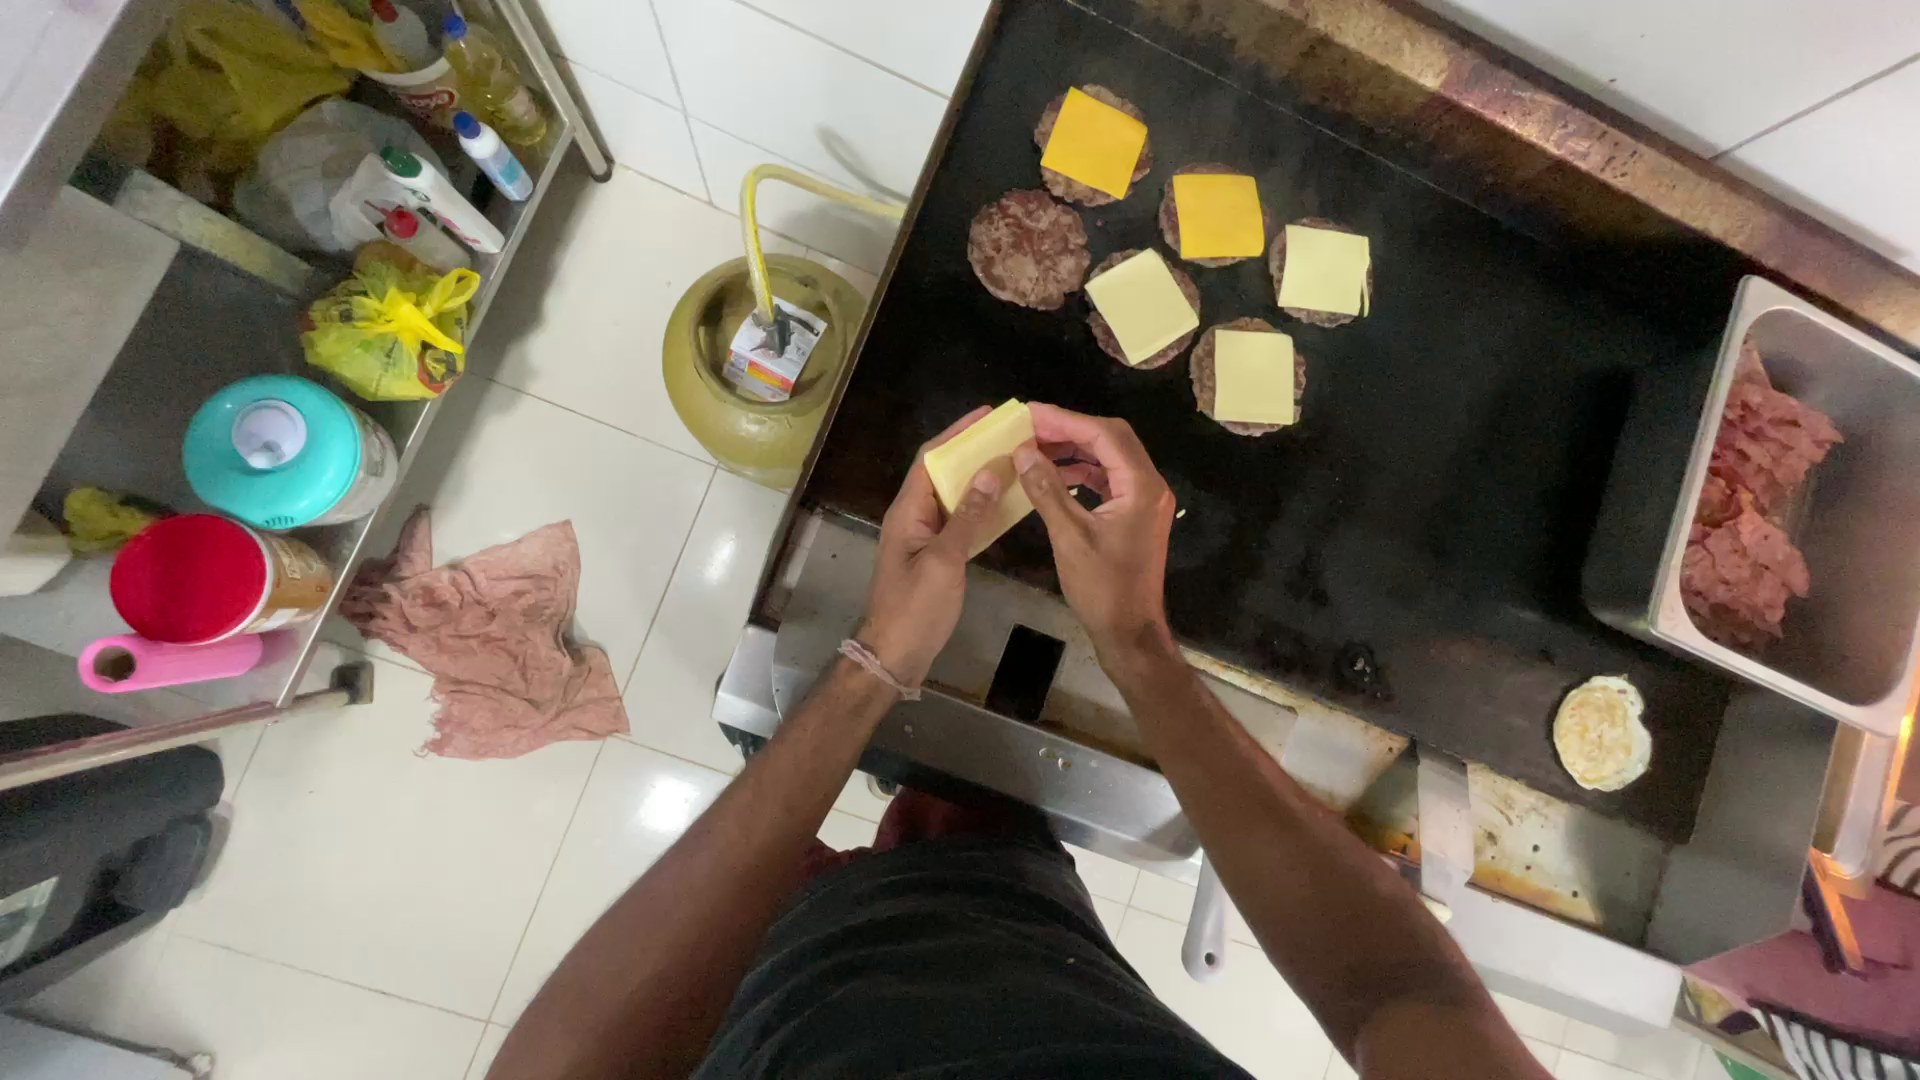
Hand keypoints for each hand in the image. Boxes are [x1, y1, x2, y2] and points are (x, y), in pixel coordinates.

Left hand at [857, 405, 1003, 686]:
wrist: (895, 654)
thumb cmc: (915, 608)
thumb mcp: (945, 561)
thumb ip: (967, 516)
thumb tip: (989, 472)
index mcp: (907, 511)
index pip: (930, 458)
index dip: (956, 433)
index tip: (987, 415)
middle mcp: (912, 516)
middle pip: (941, 472)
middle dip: (972, 451)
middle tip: (1007, 436)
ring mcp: (922, 536)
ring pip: (951, 496)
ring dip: (977, 479)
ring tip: (1011, 462)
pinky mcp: (933, 554)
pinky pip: (957, 520)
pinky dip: (978, 508)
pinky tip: (1003, 504)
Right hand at [1013, 404, 1178, 664]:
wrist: (1129, 631)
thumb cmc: (1102, 588)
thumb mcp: (1070, 537)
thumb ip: (1048, 490)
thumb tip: (1023, 452)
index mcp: (1141, 486)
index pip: (1104, 435)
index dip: (1065, 420)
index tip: (1030, 414)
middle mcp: (1149, 485)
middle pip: (1111, 439)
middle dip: (1070, 429)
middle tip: (1030, 427)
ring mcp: (1144, 500)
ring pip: (1109, 458)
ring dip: (1075, 449)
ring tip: (1036, 447)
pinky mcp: (1135, 514)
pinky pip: (1109, 479)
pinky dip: (1083, 471)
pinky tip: (1055, 474)